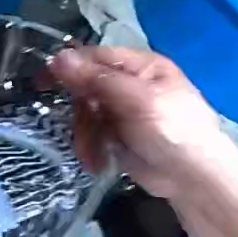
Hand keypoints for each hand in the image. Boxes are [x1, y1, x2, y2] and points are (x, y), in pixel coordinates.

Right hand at [47, 46, 237, 198]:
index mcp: (141, 66)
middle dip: (81, 111)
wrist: (194, 178)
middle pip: (87, 88)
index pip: (96, 57)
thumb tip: (57, 57)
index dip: (70, 67)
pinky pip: (93, 136)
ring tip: (91, 154)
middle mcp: (130, 85)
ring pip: (87, 115)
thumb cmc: (172, 130)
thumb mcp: (136, 99)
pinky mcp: (119, 138)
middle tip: (80, 128)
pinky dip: (91, 149)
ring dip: (85, 135)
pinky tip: (96, 162)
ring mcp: (124, 113)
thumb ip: (97, 79)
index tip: (43, 81)